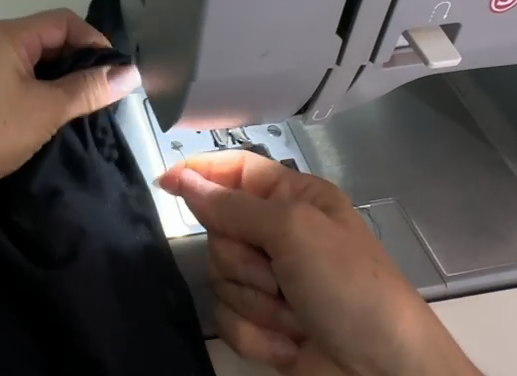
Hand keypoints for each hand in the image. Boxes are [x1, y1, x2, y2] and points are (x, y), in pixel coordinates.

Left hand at [0, 9, 141, 212]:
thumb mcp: (48, 107)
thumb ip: (90, 88)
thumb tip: (131, 73)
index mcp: (11, 35)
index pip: (64, 21)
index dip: (94, 41)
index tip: (118, 71)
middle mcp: (1, 43)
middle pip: (54, 38)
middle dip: (84, 60)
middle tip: (110, 89)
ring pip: (43, 62)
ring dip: (69, 78)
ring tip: (94, 103)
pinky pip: (30, 81)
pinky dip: (51, 91)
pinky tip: (66, 113)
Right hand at [160, 152, 480, 375]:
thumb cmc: (351, 288)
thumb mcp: (295, 231)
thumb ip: (232, 206)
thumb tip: (183, 178)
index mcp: (295, 199)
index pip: (235, 170)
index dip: (200, 172)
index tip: (165, 181)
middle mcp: (280, 236)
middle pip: (219, 229)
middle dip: (243, 259)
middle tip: (278, 274)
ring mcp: (272, 284)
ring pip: (220, 277)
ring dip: (255, 302)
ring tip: (295, 316)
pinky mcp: (266, 328)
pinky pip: (228, 320)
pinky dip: (257, 336)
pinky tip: (291, 345)